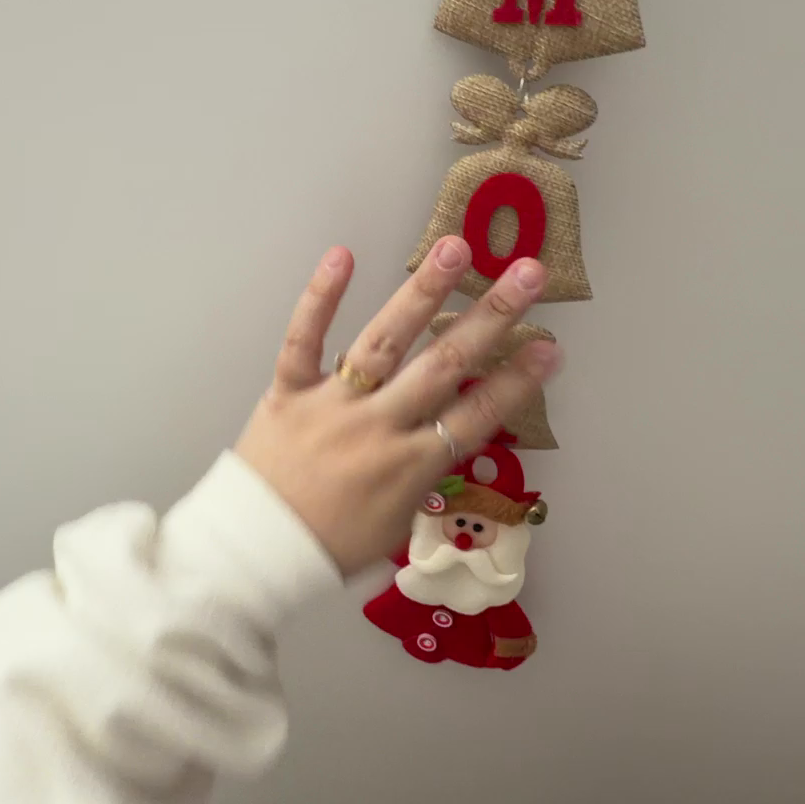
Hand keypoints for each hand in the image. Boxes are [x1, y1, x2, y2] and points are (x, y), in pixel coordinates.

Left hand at [235, 237, 560, 575]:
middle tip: (528, 274)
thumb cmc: (329, 549)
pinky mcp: (287, 393)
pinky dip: (320, 298)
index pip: (477, 416)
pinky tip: (343, 255)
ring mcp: (332, 406)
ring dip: (423, 292)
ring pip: (384, 341)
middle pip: (445, 366)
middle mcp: (378, 429)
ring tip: (454, 248)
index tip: (550, 348)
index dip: (517, 382)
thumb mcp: (395, 527)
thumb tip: (445, 440)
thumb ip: (424, 479)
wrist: (254, 555)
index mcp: (410, 468)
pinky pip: (303, 341)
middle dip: (492, 317)